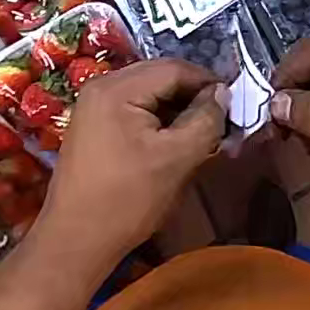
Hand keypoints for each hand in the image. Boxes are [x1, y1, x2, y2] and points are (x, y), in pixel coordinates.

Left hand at [35, 59, 225, 266]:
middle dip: (192, 92)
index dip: (207, 82)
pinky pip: (133, 105)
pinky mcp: (93, 122)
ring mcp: (93, 103)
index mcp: (117, 88)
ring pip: (148, 90)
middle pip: (159, 74)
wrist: (75, 241)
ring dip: (176, 104)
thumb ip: (205, 120)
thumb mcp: (177, 158)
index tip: (233, 102)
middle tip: (220, 115)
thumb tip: (222, 93)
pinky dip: (157, 115)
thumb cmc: (127, 199)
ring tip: (201, 128)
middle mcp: (101, 85)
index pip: (174, 69)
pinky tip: (173, 136)